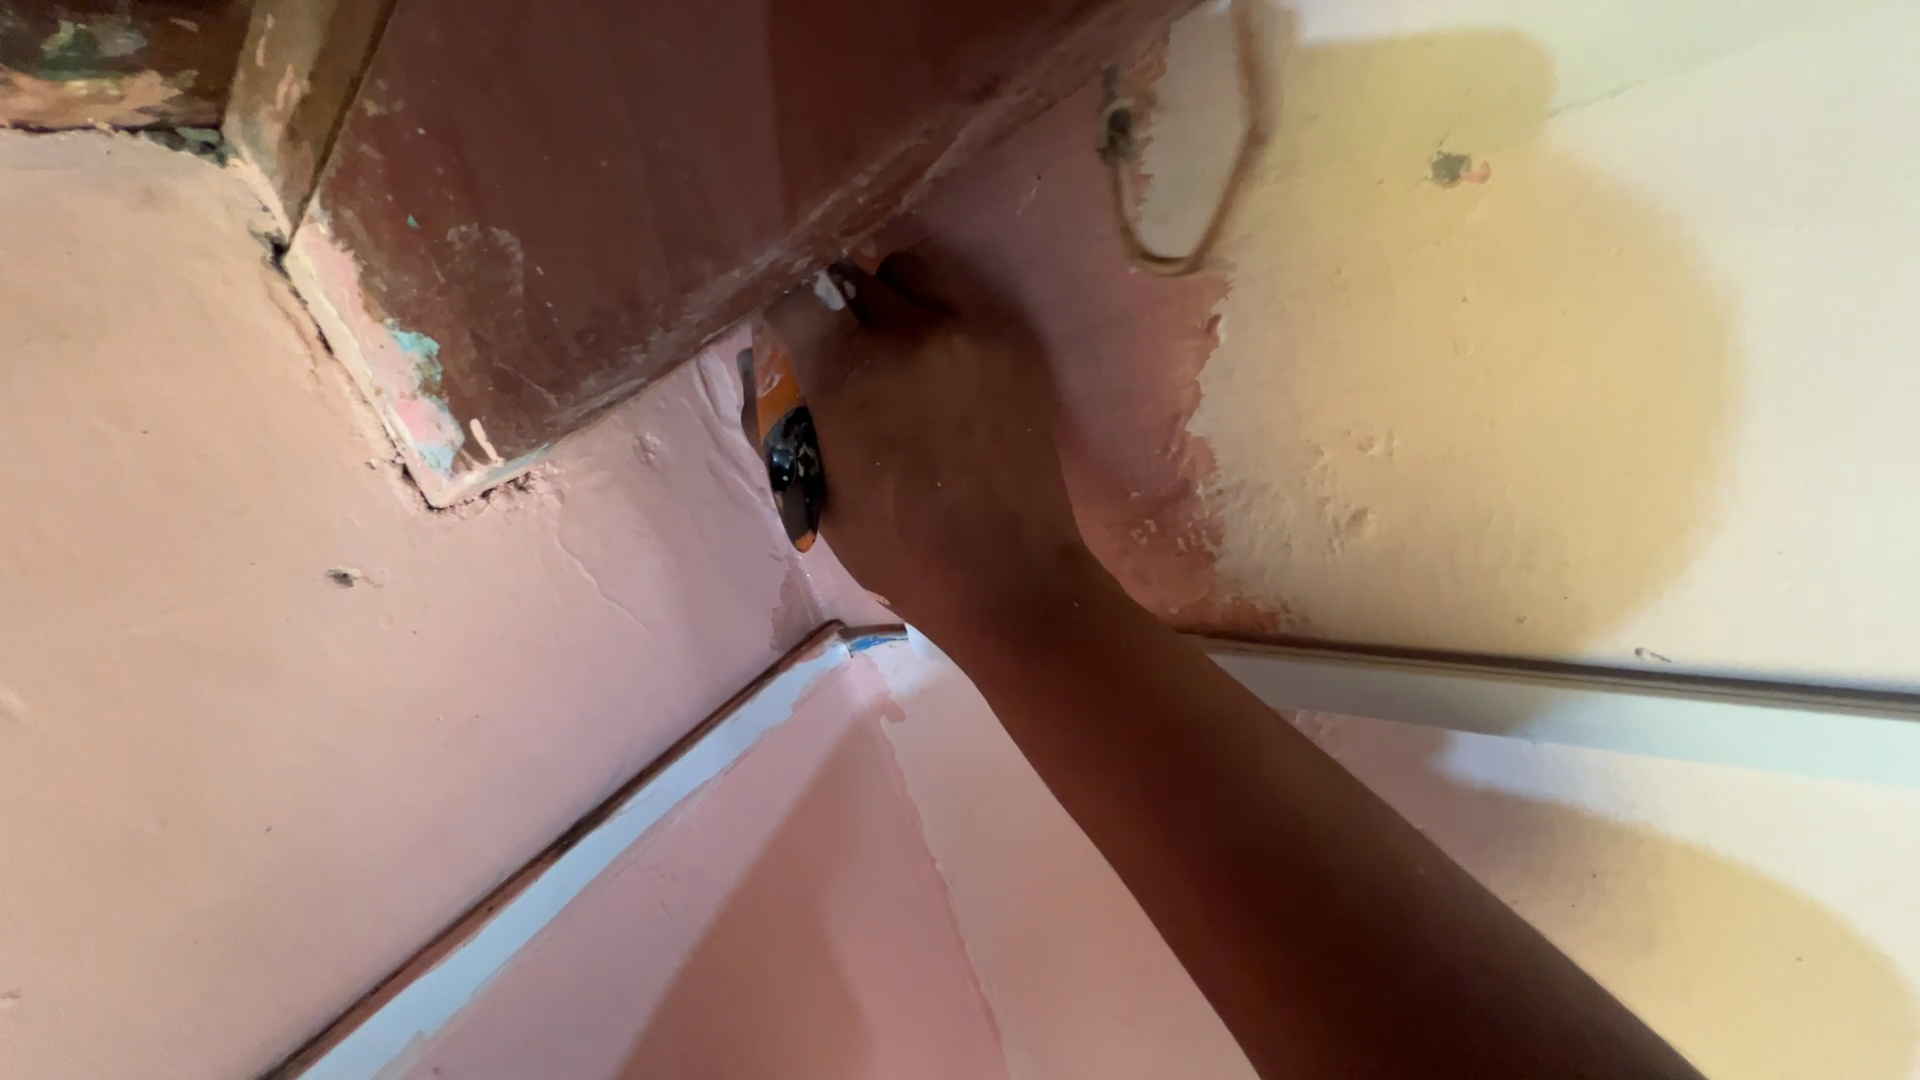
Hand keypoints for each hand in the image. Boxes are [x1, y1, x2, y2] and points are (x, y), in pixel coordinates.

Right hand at [763, 254, 1092, 636]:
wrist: (1008, 573)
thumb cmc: (903, 552)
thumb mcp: (818, 499)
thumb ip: (780, 423)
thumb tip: (761, 369)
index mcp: (850, 374)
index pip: (796, 295)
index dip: (786, 313)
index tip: (790, 337)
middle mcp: (911, 332)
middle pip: (851, 277)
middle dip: (835, 309)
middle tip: (843, 355)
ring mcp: (972, 332)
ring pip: (910, 273)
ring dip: (890, 299)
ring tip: (895, 352)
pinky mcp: (1014, 346)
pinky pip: (962, 302)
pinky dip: (940, 319)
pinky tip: (944, 372)